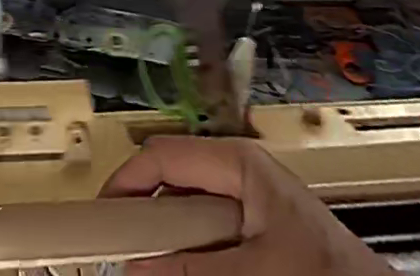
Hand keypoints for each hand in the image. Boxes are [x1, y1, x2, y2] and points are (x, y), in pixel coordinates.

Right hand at [102, 137, 392, 275]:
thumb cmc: (323, 271)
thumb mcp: (255, 270)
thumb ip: (194, 270)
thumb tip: (132, 267)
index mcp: (236, 163)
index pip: (163, 155)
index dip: (125, 181)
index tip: (97, 221)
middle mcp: (234, 171)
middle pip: (168, 181)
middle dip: (140, 216)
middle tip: (117, 254)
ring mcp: (240, 198)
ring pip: (181, 210)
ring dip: (162, 240)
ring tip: (146, 266)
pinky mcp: (247, 225)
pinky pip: (201, 232)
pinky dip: (185, 253)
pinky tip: (181, 271)